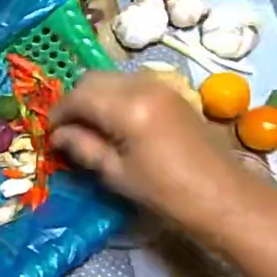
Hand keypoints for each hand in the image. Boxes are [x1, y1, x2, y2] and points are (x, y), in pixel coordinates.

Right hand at [49, 70, 262, 243]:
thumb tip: (58, 135)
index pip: (77, 98)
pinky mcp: (172, 92)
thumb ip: (83, 147)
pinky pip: (130, 83)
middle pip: (91, 79)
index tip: (50, 134)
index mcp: (127, 108)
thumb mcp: (117, 174)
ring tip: (90, 126)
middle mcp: (142, 87)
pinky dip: (114, 95)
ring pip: (111, 78)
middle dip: (74, 101)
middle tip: (67, 129)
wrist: (226, 198)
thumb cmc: (167, 193)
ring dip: (94, 96)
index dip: (58, 114)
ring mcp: (160, 86)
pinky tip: (114, 122)